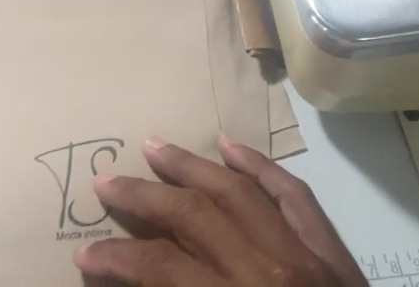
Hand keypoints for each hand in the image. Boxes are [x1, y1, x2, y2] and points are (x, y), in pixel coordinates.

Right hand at [75, 136, 366, 286]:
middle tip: (105, 182)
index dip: (117, 261)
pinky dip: (260, 166)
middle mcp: (267, 271)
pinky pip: (291, 193)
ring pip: (238, 191)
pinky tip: (229, 145)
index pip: (161, 269)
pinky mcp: (332, 249)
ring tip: (155, 147)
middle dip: (144, 198)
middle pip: (194, 217)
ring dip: (192, 167)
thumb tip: (139, 285)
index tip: (85, 256)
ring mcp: (304, 253)